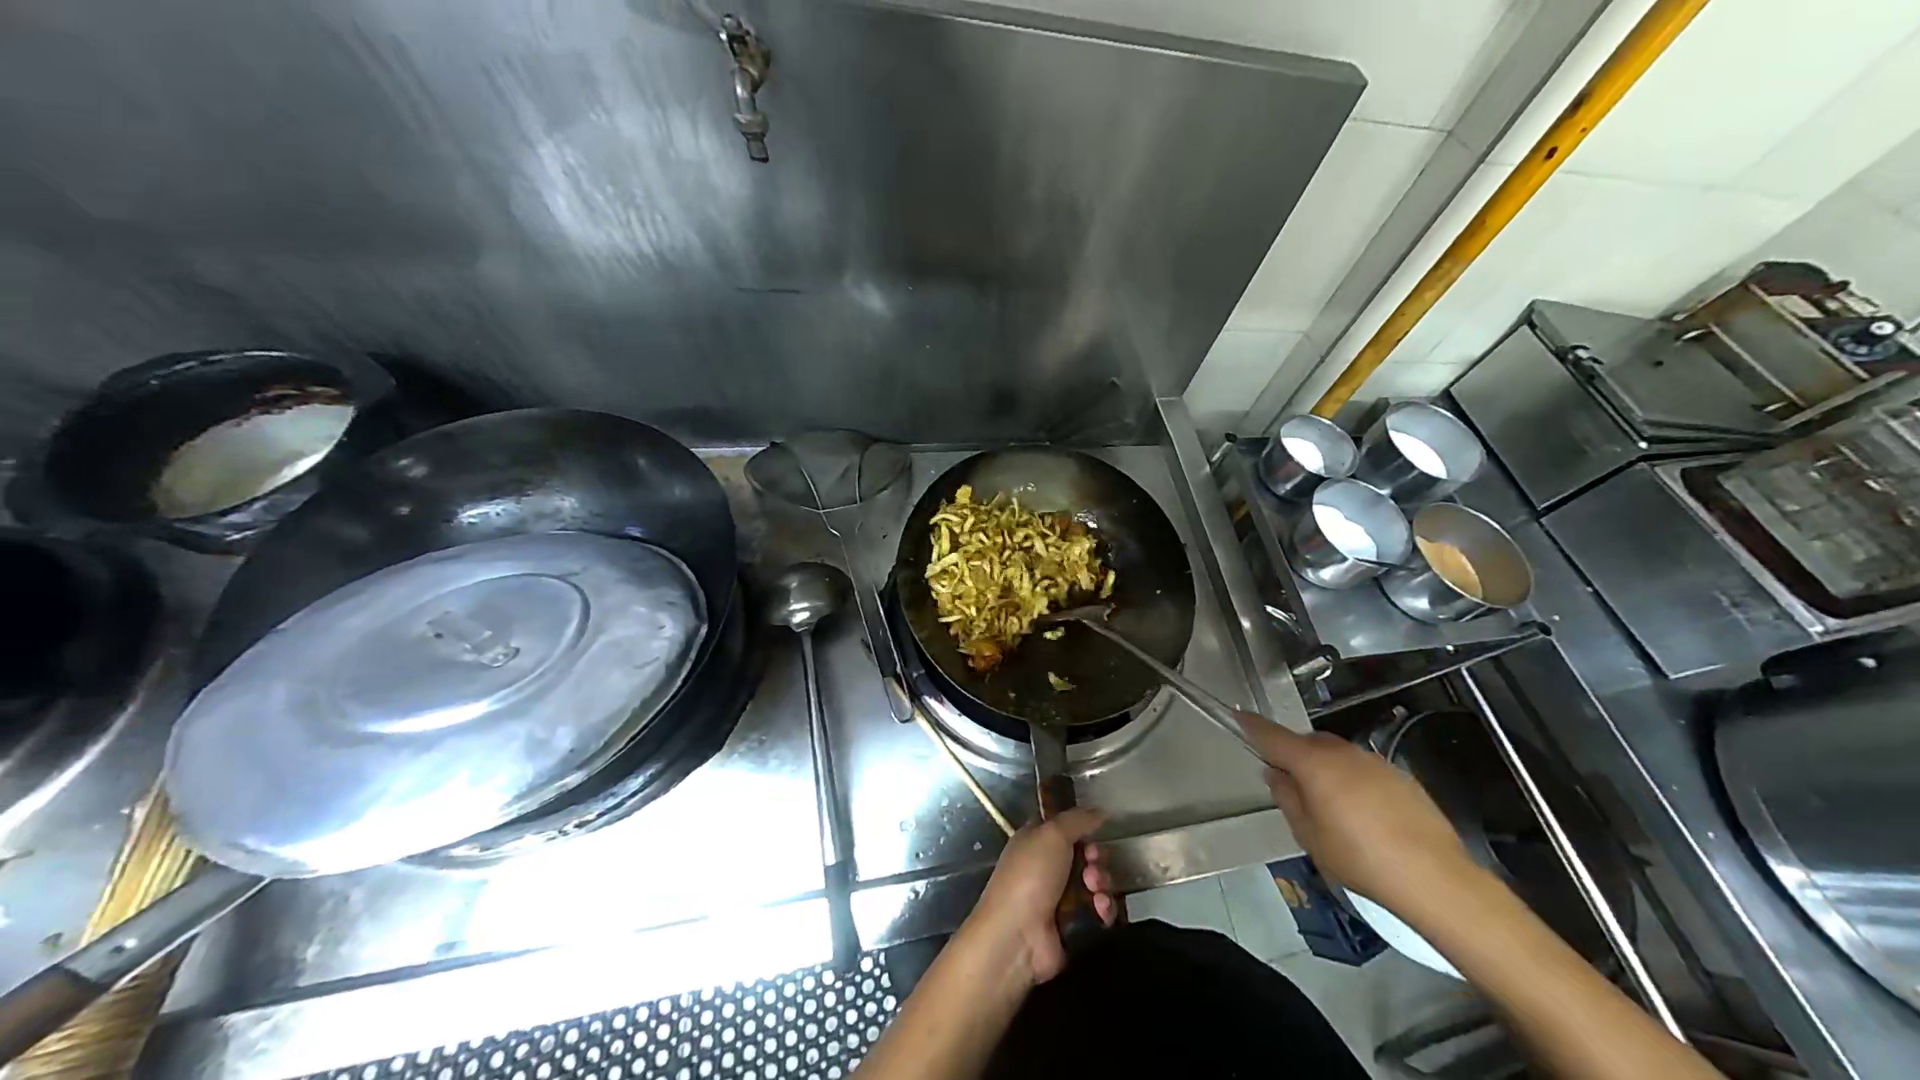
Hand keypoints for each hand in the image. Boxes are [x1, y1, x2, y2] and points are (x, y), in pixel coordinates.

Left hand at [958, 807, 1114, 984]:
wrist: (1018, 934)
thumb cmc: (1030, 875)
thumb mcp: (1051, 834)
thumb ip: (1077, 819)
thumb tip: (1099, 811)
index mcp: (1036, 840)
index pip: (1064, 827)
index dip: (1081, 828)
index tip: (1093, 831)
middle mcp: (1048, 866)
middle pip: (1085, 855)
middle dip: (1095, 858)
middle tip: (1092, 864)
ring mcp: (1061, 897)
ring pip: (1096, 883)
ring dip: (1101, 883)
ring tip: (1094, 889)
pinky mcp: (1074, 924)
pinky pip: (1099, 910)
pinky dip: (1103, 908)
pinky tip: (1099, 909)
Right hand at [1238, 712, 1474, 917]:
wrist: (1434, 878)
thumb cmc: (1360, 858)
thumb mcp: (1309, 836)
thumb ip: (1287, 799)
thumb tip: (1278, 775)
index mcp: (1314, 764)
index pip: (1274, 736)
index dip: (1253, 726)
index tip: (1240, 717)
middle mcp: (1343, 754)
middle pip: (1308, 742)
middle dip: (1295, 755)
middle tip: (1292, 785)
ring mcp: (1375, 763)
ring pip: (1338, 755)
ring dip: (1326, 769)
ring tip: (1331, 807)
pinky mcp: (1401, 777)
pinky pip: (1364, 770)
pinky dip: (1354, 781)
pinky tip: (1364, 816)